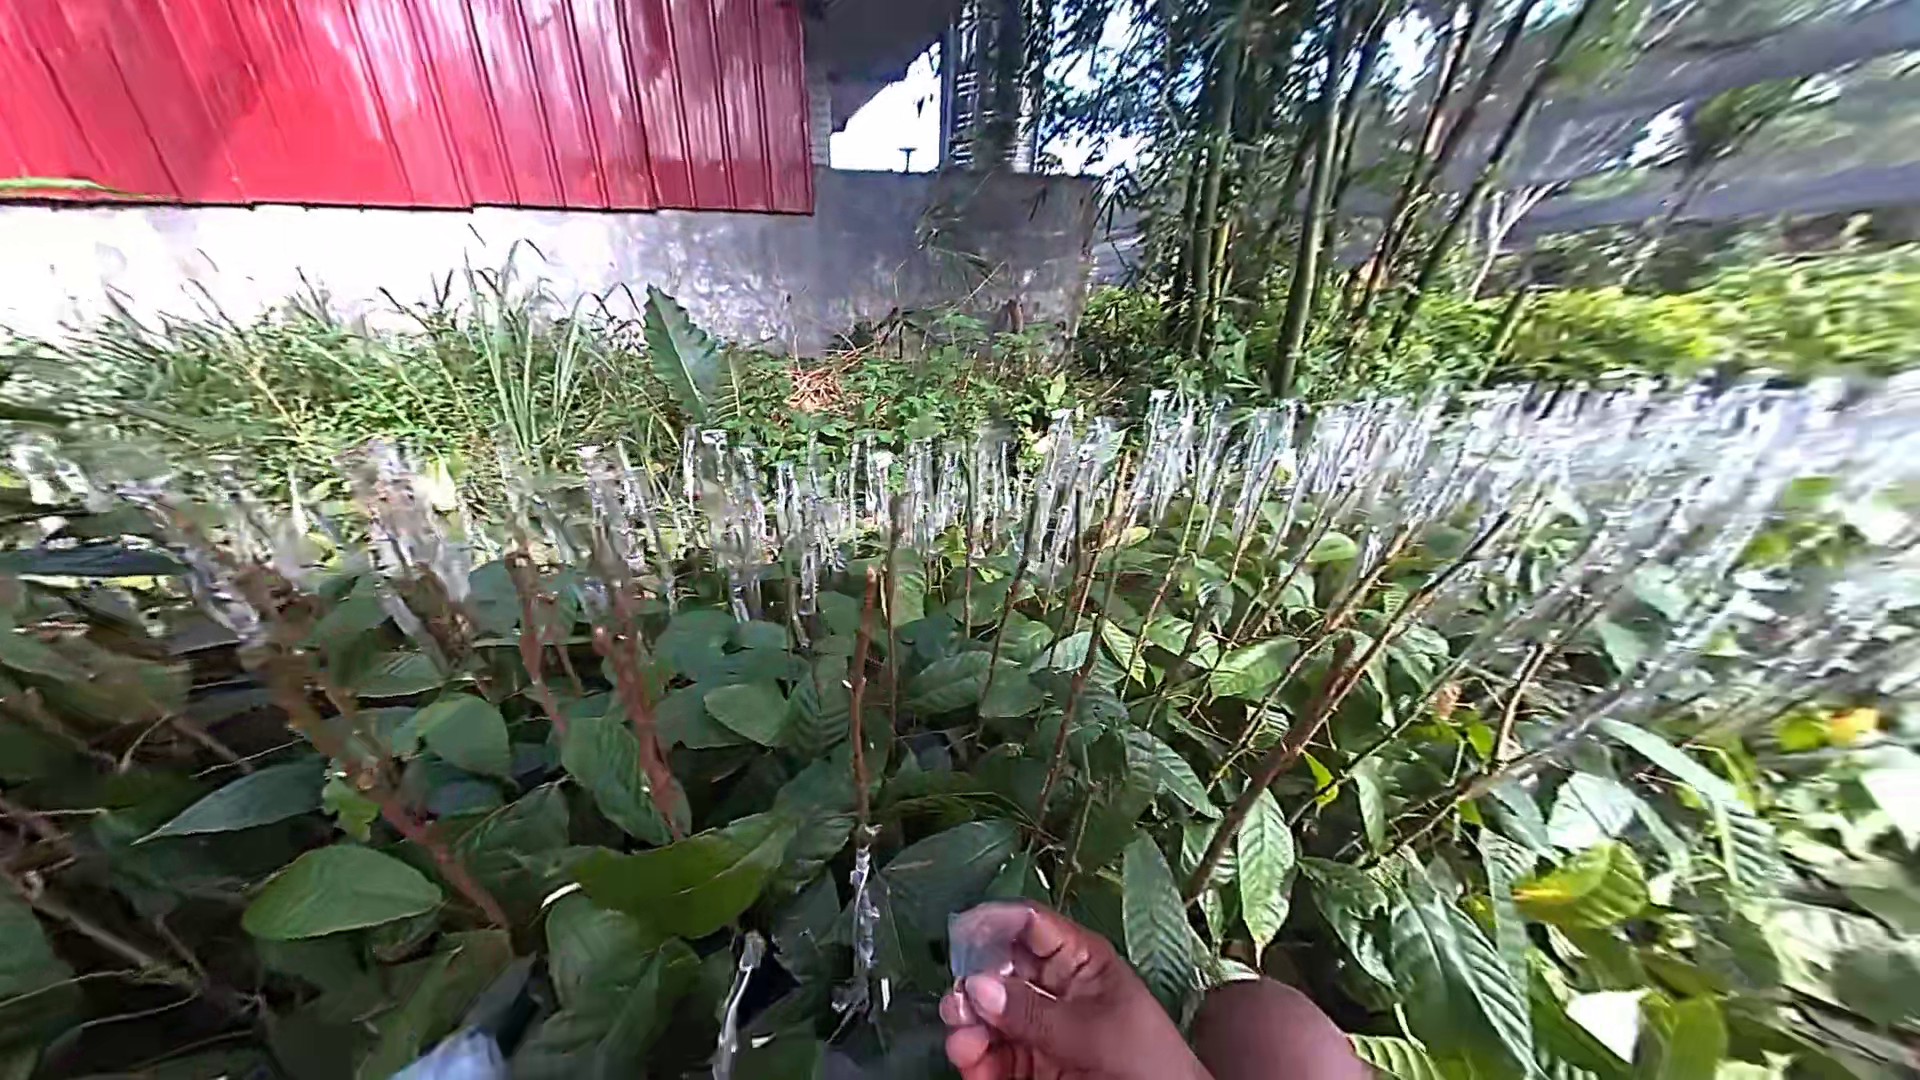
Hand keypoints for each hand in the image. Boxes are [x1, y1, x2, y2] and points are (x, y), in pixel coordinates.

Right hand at [939, 902, 1210, 1079]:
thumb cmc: (1150, 1065)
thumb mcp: (1097, 1032)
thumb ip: (1037, 1012)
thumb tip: (978, 985)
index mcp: (1077, 960)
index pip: (1029, 924)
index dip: (994, 920)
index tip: (961, 932)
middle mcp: (1052, 988)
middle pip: (1001, 969)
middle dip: (974, 979)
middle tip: (956, 999)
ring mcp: (1040, 1029)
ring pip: (990, 1013)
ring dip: (968, 1021)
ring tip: (960, 1036)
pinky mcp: (1031, 1068)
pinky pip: (994, 1055)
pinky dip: (974, 1057)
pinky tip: (968, 1059)